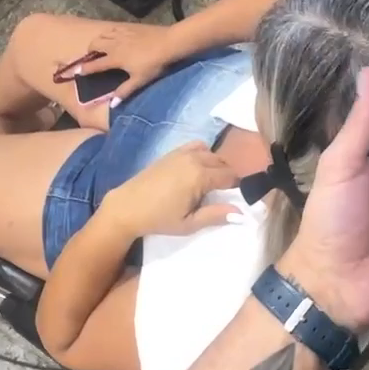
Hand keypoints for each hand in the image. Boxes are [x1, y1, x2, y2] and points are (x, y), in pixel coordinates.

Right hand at [65, 23, 176, 104]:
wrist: (168, 42)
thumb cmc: (154, 63)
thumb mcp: (140, 80)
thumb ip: (124, 91)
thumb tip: (112, 104)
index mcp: (115, 58)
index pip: (95, 65)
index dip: (84, 69)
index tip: (76, 71)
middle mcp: (114, 44)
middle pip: (94, 44)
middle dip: (90, 51)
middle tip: (92, 57)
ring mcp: (122, 33)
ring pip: (103, 35)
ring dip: (99, 40)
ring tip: (102, 46)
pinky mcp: (130, 27)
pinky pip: (114, 28)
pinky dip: (110, 33)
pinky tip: (115, 36)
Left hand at [100, 142, 239, 237]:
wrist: (127, 207)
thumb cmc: (159, 219)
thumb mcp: (189, 223)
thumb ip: (216, 215)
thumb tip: (241, 213)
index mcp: (200, 176)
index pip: (230, 176)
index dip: (237, 186)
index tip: (236, 197)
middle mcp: (194, 159)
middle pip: (222, 162)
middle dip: (228, 175)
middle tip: (224, 193)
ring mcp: (182, 153)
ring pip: (211, 153)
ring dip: (217, 164)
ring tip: (212, 182)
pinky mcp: (172, 152)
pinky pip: (196, 146)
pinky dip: (203, 154)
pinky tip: (198, 168)